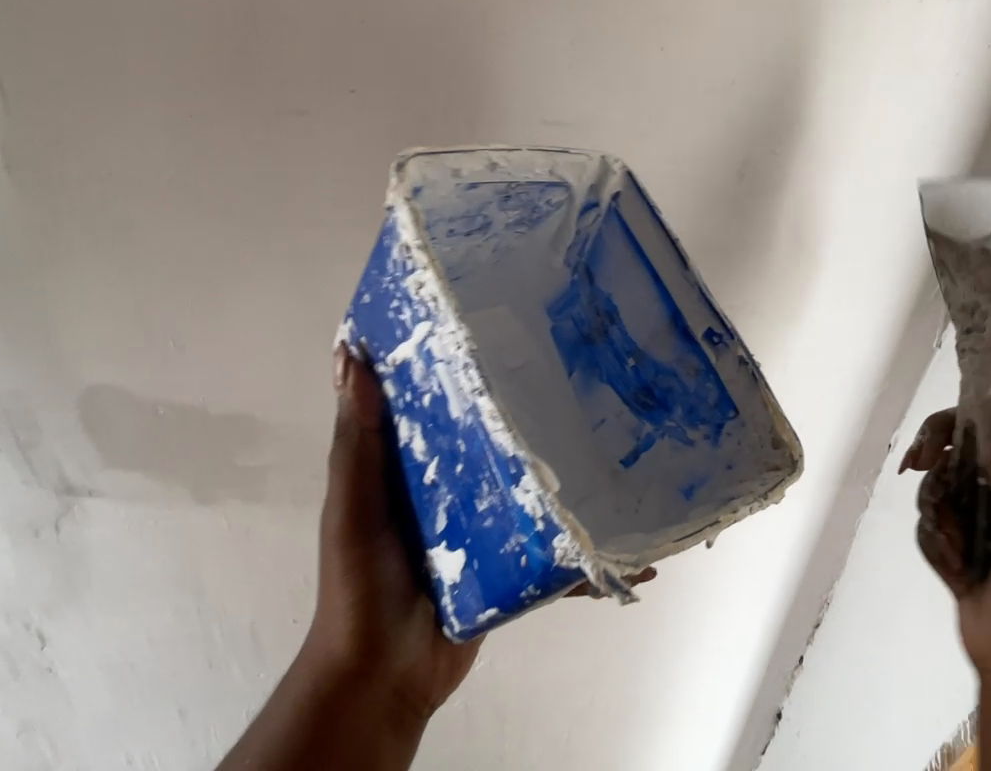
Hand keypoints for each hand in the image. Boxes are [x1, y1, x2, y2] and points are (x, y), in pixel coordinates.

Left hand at [219, 344, 656, 770]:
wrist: (384, 675)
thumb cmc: (361, 581)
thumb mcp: (353, 503)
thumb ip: (358, 439)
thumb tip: (352, 355)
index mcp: (416, 464)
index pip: (443, 399)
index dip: (465, 361)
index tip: (502, 316)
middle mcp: (458, 488)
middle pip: (503, 440)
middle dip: (538, 411)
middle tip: (586, 371)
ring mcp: (490, 528)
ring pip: (539, 491)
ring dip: (578, 477)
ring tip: (626, 446)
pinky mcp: (515, 568)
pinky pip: (561, 555)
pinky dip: (595, 557)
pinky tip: (638, 551)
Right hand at [900, 362, 990, 768]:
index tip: (987, 364)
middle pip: (983, 429)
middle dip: (947, 439)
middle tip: (921, 458)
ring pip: (950, 468)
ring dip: (940, 503)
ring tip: (956, 547)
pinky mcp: (964, 530)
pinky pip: (934, 508)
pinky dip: (936, 534)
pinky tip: (956, 567)